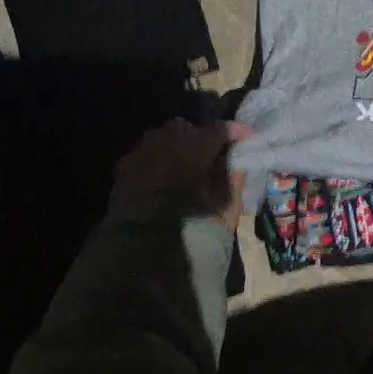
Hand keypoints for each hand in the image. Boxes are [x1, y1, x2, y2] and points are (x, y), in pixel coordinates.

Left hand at [109, 119, 250, 222]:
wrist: (141, 245)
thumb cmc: (191, 223)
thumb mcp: (226, 204)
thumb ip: (233, 177)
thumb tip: (236, 161)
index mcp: (196, 147)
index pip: (220, 129)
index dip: (237, 132)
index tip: (248, 138)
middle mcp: (167, 140)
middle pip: (187, 128)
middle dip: (199, 138)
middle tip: (209, 156)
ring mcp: (142, 151)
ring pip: (162, 138)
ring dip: (175, 148)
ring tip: (182, 168)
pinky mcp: (124, 166)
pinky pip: (144, 155)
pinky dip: (155, 162)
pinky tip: (160, 179)